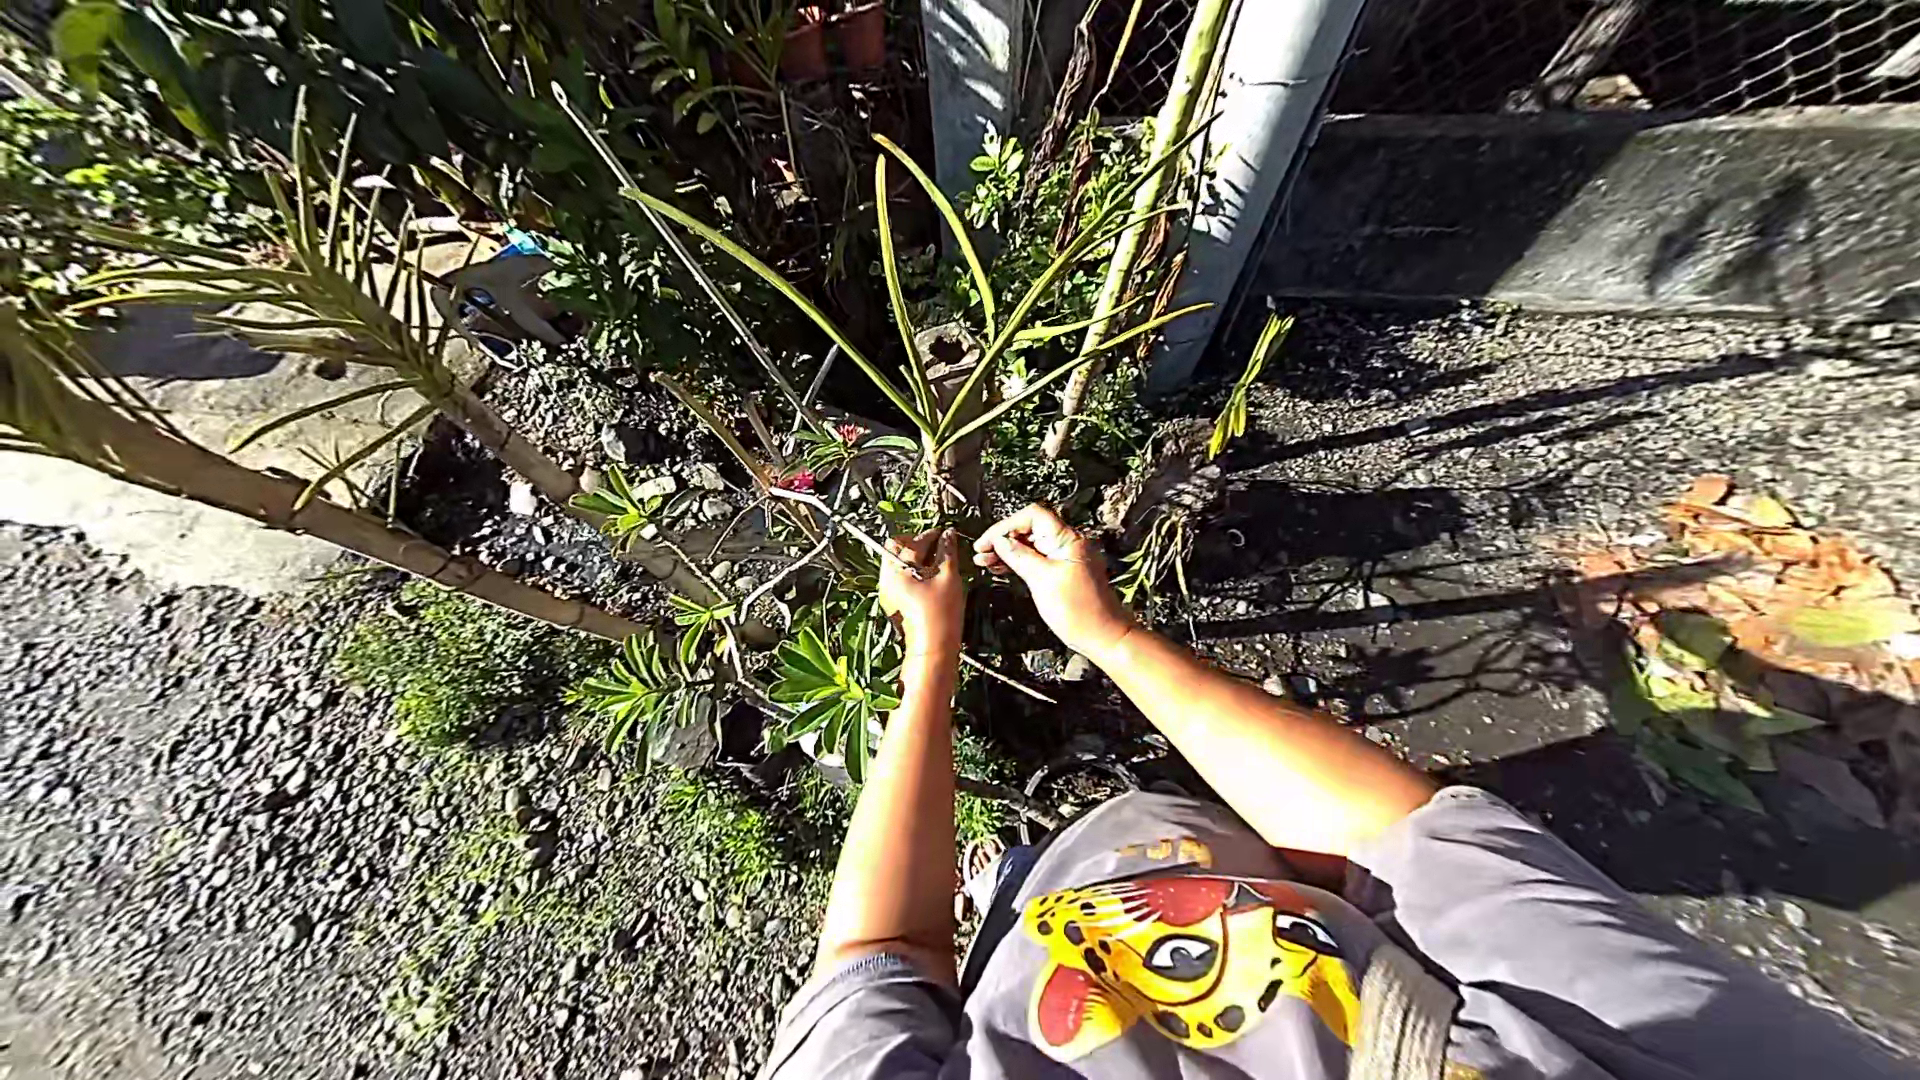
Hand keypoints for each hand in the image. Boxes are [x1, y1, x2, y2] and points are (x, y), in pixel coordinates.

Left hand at [878, 528, 964, 657]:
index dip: (930, 535)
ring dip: (912, 555)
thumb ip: (948, 552)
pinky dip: (910, 569)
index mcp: (898, 570)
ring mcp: (887, 590)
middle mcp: (887, 578)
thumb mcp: (948, 578)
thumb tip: (949, 535)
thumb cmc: (941, 616)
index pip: (912, 542)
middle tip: (935, 545)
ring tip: (934, 561)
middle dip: (915, 542)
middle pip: (894, 547)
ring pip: (894, 561)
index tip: (944, 535)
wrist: (933, 649)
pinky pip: (897, 575)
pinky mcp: (891, 600)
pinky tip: (927, 576)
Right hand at [972, 504, 1133, 661]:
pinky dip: (1018, 562)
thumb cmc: (1080, 612)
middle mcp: (1068, 543)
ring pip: (1030, 545)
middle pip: (1030, 529)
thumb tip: (999, 540)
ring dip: (1007, 551)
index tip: (987, 541)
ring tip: (984, 561)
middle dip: (1003, 538)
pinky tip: (1000, 568)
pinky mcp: (1062, 571)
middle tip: (981, 552)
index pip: (1033, 515)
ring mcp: (1065, 558)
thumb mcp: (1041, 580)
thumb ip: (1019, 556)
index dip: (1006, 525)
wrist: (1103, 637)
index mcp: (1068, 539)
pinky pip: (1036, 559)